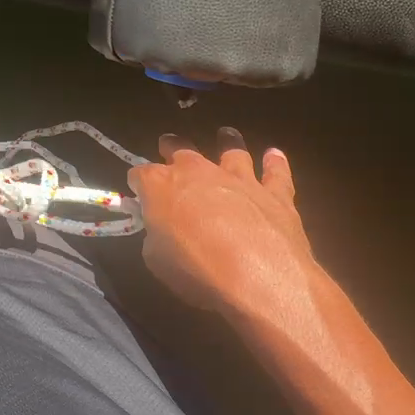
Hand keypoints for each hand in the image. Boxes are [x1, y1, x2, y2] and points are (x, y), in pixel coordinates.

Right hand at [127, 127, 313, 312]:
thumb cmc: (197, 270)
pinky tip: (275, 154)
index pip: (139, 175)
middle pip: (179, 148)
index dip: (138, 185)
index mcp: (159, 184)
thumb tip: (163, 234)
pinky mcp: (274, 195)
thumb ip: (157, 238)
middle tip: (169, 146)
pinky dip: (275, 164)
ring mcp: (237, 179)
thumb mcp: (157, 260)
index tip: (139, 195)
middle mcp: (196, 171)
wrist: (261, 279)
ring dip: (227, 142)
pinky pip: (276, 174)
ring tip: (226, 135)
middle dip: (171, 147)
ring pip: (231, 150)